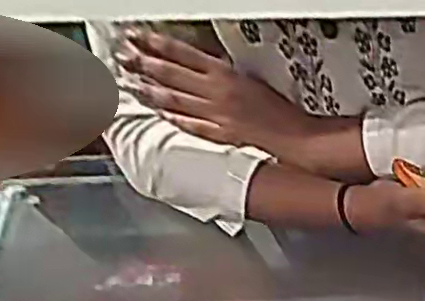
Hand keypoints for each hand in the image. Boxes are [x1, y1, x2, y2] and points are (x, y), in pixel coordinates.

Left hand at [117, 29, 347, 172]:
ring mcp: (220, 115)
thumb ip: (226, 76)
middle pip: (172, 73)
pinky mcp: (227, 136)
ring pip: (177, 99)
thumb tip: (205, 69)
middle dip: (143, 63)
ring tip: (131, 83)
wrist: (302, 140)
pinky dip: (177, 119)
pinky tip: (162, 114)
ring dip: (151, 90)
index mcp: (225, 74)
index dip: (154, 43)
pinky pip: (196, 126)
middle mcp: (218, 92)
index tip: (135, 36)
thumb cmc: (284, 113)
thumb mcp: (254, 83)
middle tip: (122, 56)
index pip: (181, 52)